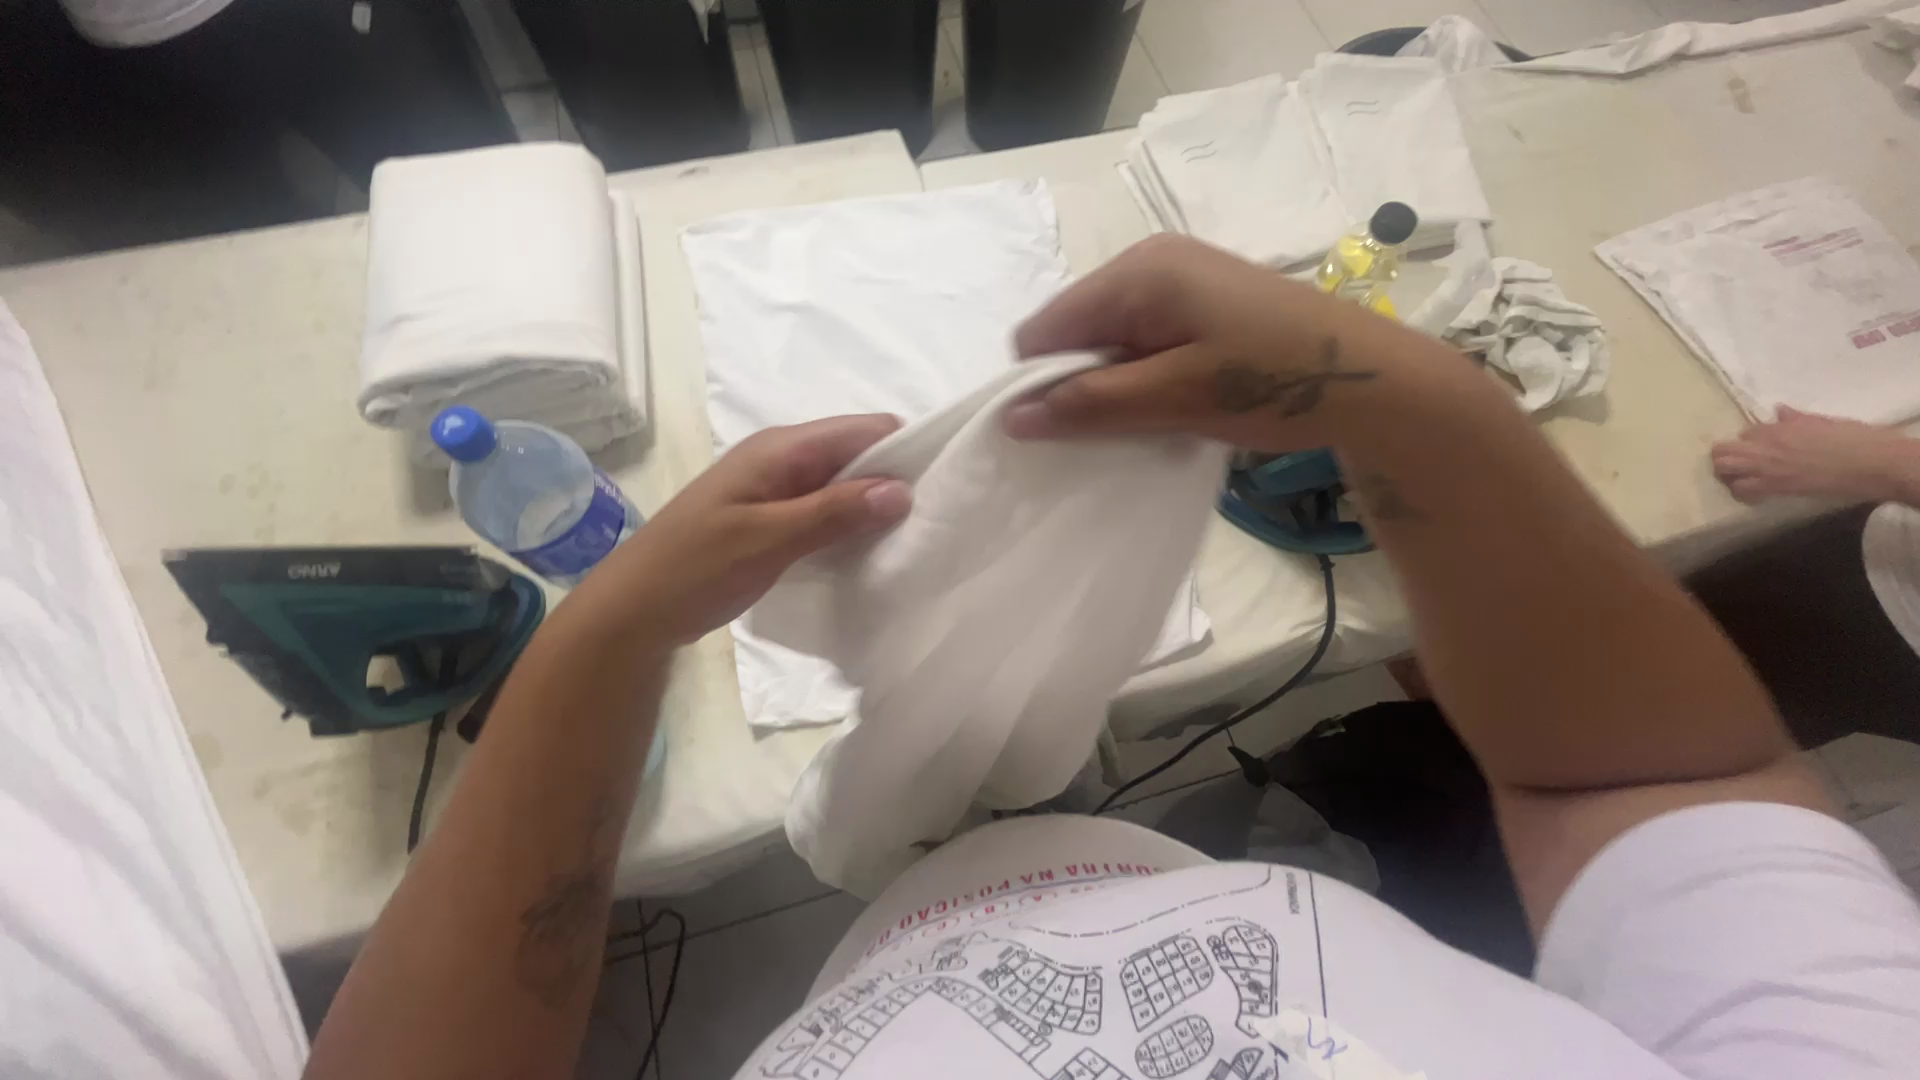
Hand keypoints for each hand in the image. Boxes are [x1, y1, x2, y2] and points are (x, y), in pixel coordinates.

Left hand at [574, 416, 911, 646]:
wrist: (635, 611)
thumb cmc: (695, 568)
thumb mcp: (767, 540)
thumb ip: (833, 513)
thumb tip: (902, 489)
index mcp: (781, 449)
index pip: (863, 429)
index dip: (906, 449)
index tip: (946, 485)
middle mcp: (783, 458)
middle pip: (858, 454)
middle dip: (896, 480)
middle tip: (936, 520)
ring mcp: (777, 489)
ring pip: (844, 484)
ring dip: (875, 506)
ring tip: (914, 539)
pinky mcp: (774, 518)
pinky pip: (826, 510)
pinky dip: (851, 525)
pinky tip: (871, 553)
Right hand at [1003, 235, 1420, 451]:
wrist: (1373, 381)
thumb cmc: (1271, 383)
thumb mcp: (1173, 399)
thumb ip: (1091, 406)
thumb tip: (1013, 418)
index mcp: (1138, 272)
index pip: (1043, 329)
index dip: (1041, 382)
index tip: (1069, 428)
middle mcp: (1150, 261)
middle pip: (1073, 330)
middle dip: (1080, 381)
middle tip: (1121, 424)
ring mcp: (1179, 277)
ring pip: (1106, 338)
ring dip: (1113, 382)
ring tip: (1153, 413)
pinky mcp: (1200, 300)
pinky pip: (1140, 338)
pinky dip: (1140, 373)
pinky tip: (1172, 398)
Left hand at [1710, 406, 1916, 504]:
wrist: (1875, 464)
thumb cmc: (1858, 439)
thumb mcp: (1826, 422)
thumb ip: (1797, 418)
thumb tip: (1779, 410)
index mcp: (1778, 428)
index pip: (1746, 432)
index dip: (1750, 440)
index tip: (1759, 445)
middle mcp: (1763, 446)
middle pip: (1721, 450)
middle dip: (1724, 454)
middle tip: (1737, 460)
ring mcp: (1764, 467)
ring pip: (1723, 469)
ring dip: (1726, 472)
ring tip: (1739, 475)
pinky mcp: (1772, 487)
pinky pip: (1742, 491)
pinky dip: (1742, 492)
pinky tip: (1753, 493)